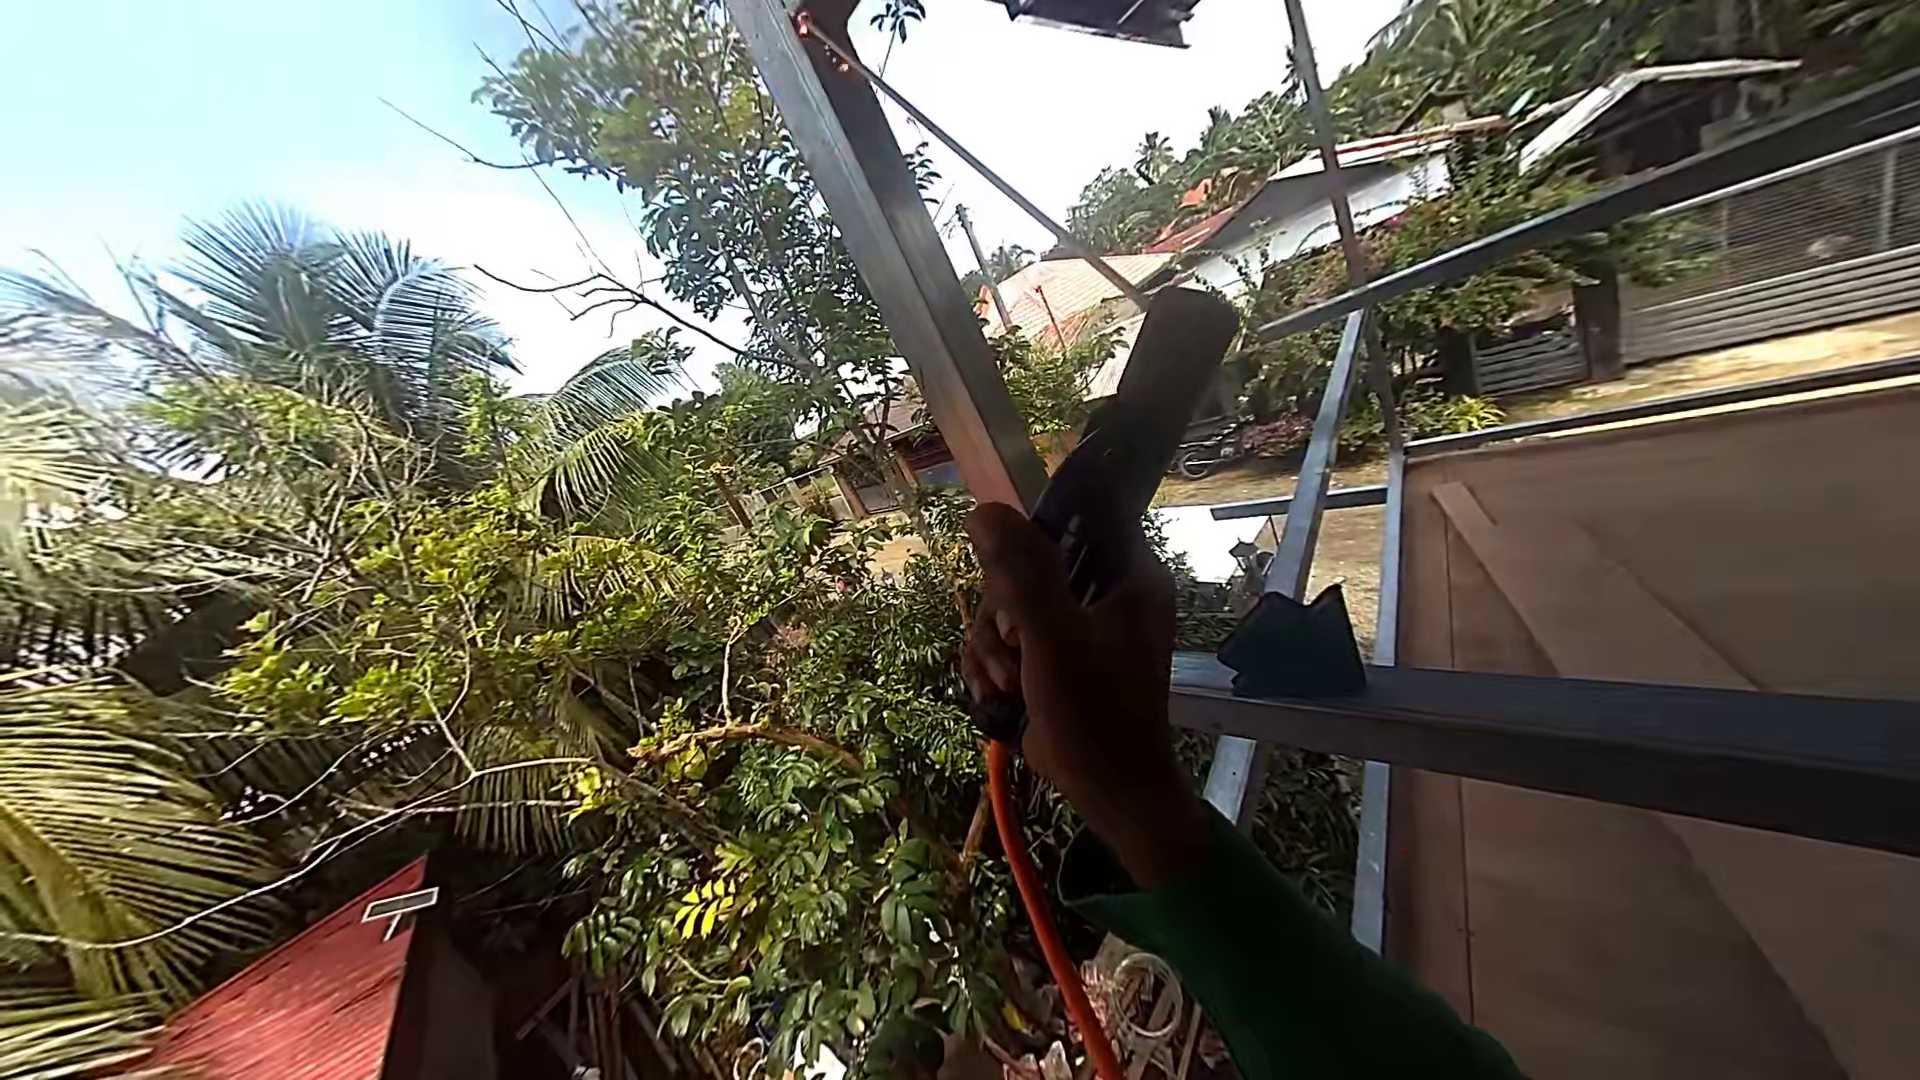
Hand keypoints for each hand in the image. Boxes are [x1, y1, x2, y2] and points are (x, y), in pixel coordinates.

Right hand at [961, 502, 1210, 887]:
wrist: (1107, 791)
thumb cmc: (1095, 714)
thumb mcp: (1054, 638)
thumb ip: (1022, 574)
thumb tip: (983, 511)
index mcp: (1127, 576)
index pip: (1081, 521)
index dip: (1035, 532)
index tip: (1009, 571)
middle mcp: (1103, 593)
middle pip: (1028, 565)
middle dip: (1003, 612)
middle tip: (1012, 645)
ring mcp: (1076, 625)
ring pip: (1008, 605)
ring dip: (992, 646)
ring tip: (1004, 683)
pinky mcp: (1051, 653)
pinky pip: (1005, 638)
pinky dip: (993, 665)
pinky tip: (995, 694)